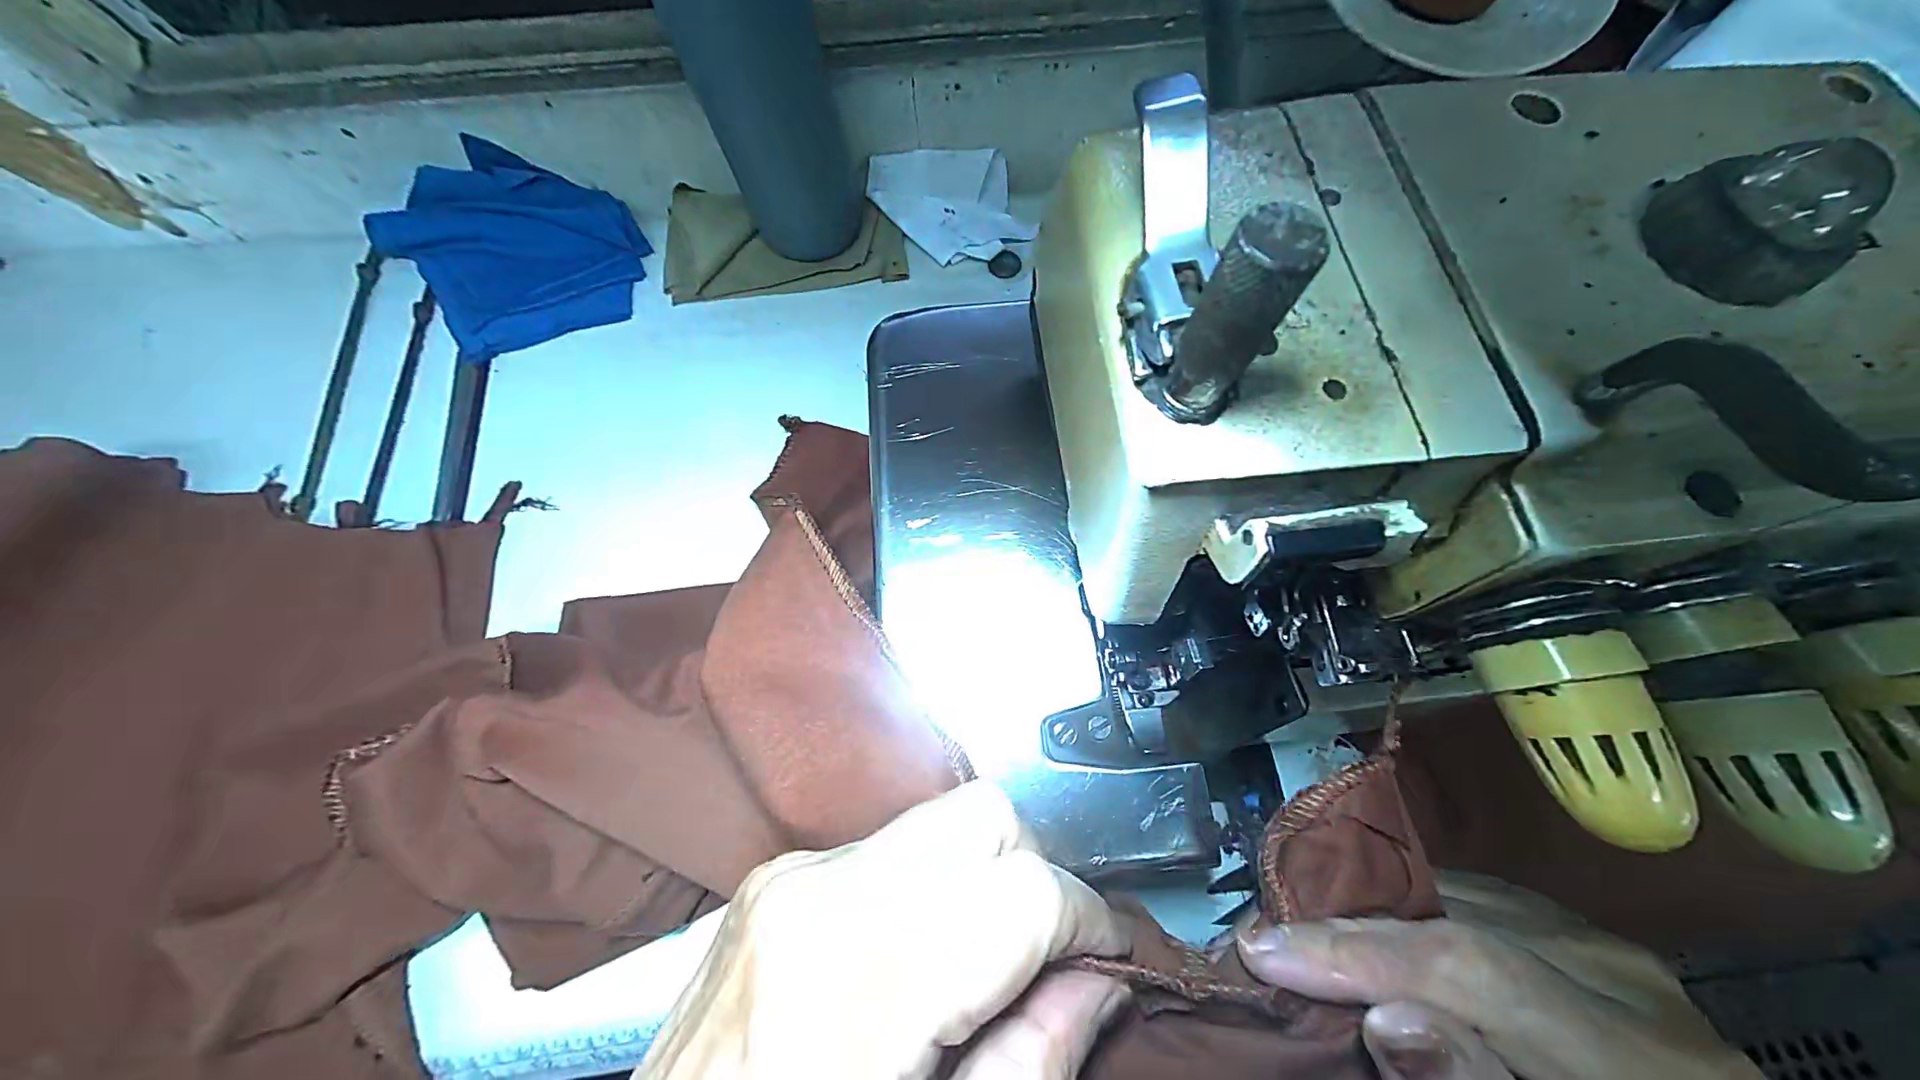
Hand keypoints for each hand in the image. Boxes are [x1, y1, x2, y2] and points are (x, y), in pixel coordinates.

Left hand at [636, 781, 1131, 1079]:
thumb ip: (1027, 1067)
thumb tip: (1098, 983)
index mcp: (853, 982)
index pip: (1020, 890)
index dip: (1087, 923)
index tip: (1106, 962)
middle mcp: (816, 896)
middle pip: (983, 816)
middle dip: (1036, 873)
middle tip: (1046, 956)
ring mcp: (786, 878)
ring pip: (938, 822)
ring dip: (983, 877)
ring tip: (980, 964)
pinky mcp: (771, 879)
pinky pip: (885, 848)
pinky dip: (927, 886)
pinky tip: (913, 959)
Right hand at [1235, 872, 1762, 1079]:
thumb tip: (1384, 1018)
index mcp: (1636, 1058)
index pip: (1471, 969)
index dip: (1357, 951)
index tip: (1262, 951)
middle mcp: (1623, 979)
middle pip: (1455, 920)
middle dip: (1346, 928)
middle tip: (1262, 938)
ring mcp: (1601, 945)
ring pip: (1456, 896)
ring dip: (1368, 912)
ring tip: (1299, 931)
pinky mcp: (1577, 934)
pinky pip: (1469, 899)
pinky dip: (1406, 910)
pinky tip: (1366, 925)